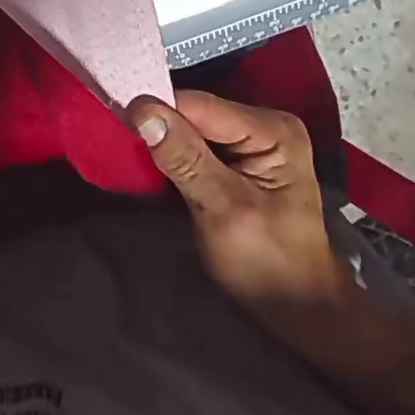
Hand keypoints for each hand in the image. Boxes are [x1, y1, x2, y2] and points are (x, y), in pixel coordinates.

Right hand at [129, 92, 351, 322]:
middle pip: (194, 111)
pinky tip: (150, 157)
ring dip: (161, 136)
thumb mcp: (223, 212)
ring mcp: (251, 138)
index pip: (199, 106)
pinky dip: (171, 148)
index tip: (116, 118)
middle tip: (118, 136)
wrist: (297, 308)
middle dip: (158, 123)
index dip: (156, 110)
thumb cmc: (268, 265)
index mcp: (273, 131)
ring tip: (127, 145)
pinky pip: (194, 139)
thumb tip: (142, 110)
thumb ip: (185, 159)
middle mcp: (263, 123)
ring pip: (190, 124)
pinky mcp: (236, 154)